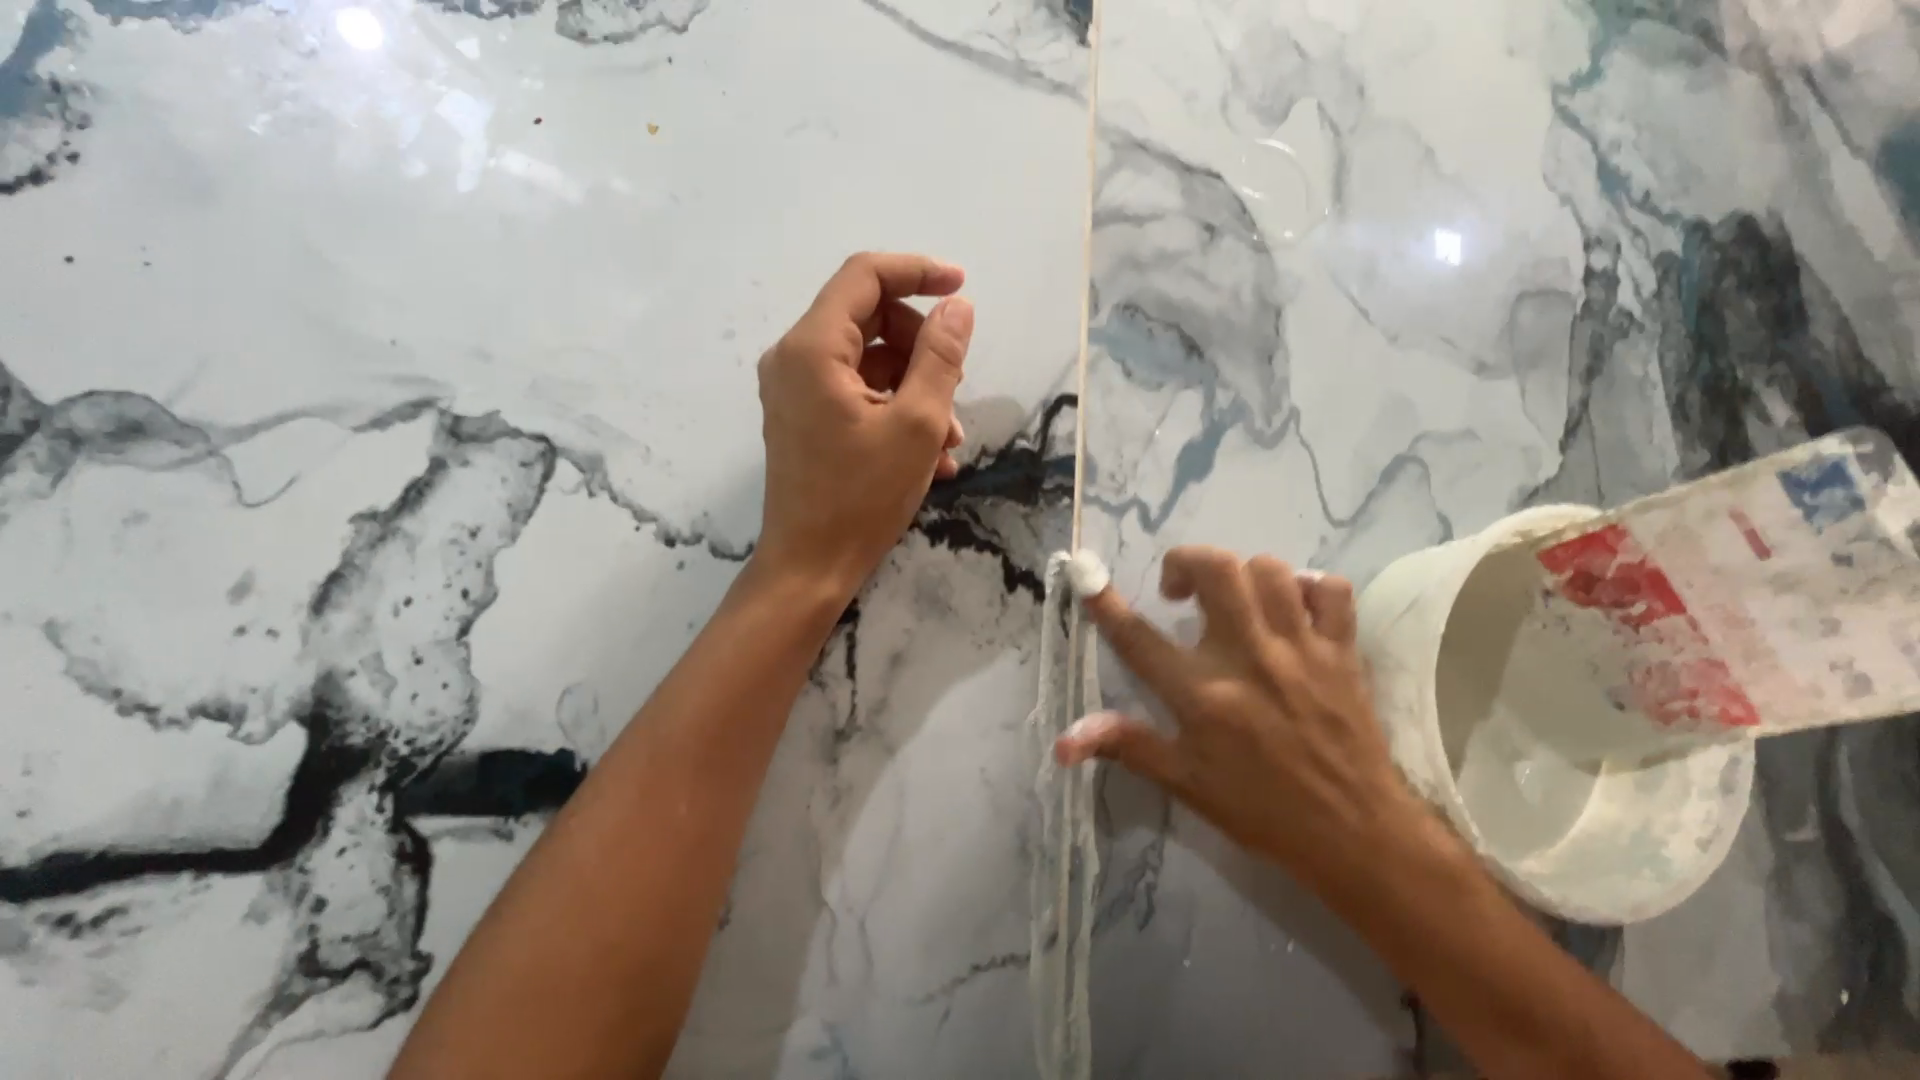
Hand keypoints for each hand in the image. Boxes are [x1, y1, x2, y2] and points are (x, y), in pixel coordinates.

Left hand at [754, 253, 973, 596]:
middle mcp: (793, 358)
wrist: (810, 566)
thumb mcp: (916, 424)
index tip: (961, 288)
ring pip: (868, 360)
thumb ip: (941, 357)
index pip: (864, 276)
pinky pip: (856, 392)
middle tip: (957, 389)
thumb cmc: (862, 497)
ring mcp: (795, 390)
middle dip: (922, 347)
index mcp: (811, 348)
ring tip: (948, 440)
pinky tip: (928, 455)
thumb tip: (958, 307)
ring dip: (916, 388)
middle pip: (868, 318)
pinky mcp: (803, 417)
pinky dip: (895, 410)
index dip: (917, 272)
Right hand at [1057, 546, 1439, 894]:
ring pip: (1269, 570)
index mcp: (1202, 694)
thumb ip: (1127, 746)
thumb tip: (1063, 741)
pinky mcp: (1342, 652)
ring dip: (1242, 574)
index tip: (1084, 572)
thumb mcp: (1185, 784)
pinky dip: (1309, 586)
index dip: (1104, 602)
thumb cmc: (1260, 810)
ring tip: (1235, 601)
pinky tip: (1293, 608)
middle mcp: (1248, 658)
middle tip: (1179, 591)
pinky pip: (1330, 590)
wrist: (1353, 833)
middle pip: (1214, 570)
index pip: (1138, 637)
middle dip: (1186, 562)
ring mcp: (1300, 650)